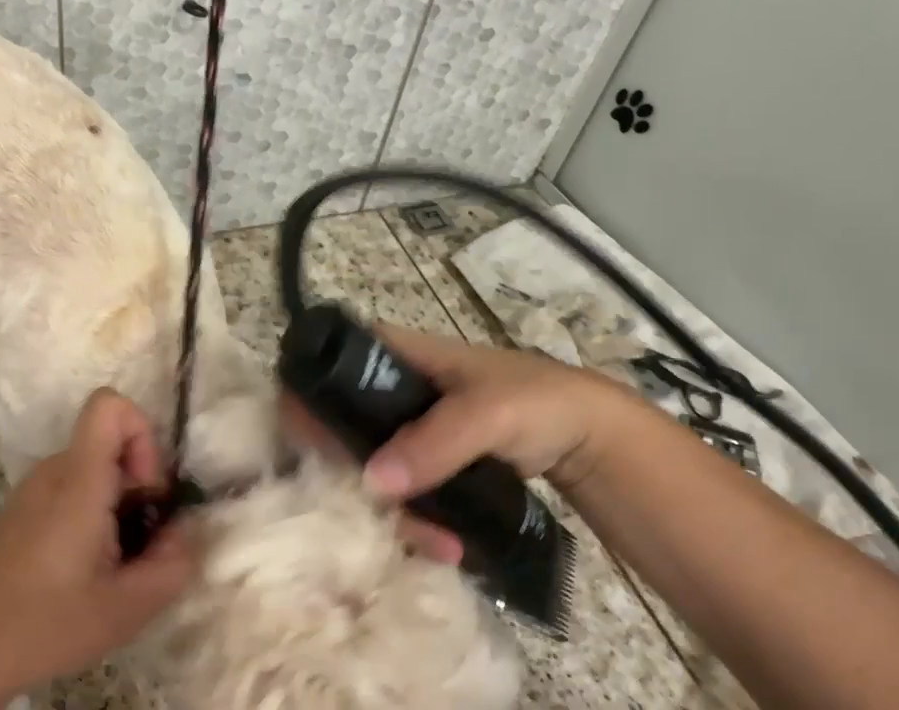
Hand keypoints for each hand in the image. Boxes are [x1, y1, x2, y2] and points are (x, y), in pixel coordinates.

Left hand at [0, 389, 200, 709]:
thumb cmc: (45, 625)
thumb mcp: (126, 609)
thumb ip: (173, 564)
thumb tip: (186, 529)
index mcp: (77, 480)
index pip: (109, 404)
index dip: (143, 435)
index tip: (148, 493)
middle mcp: (52, 470)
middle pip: (109, 444)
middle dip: (138, 486)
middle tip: (139, 547)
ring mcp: (32, 487)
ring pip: (92, 470)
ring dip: (116, 507)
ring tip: (112, 568)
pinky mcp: (21, 508)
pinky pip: (70, 490)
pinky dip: (90, 517)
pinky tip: (83, 573)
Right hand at [280, 324, 639, 564]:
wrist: (595, 440)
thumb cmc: (538, 401)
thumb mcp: (488, 414)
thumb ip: (433, 443)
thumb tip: (371, 482)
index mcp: (391, 352)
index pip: (322, 363)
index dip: (302, 398)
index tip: (306, 446)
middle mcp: (384, 389)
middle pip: (334, 424)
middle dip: (347, 472)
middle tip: (368, 510)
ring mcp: (403, 429)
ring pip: (364, 465)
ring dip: (388, 509)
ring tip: (434, 543)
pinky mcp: (423, 465)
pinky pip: (396, 491)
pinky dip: (411, 519)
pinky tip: (443, 545)